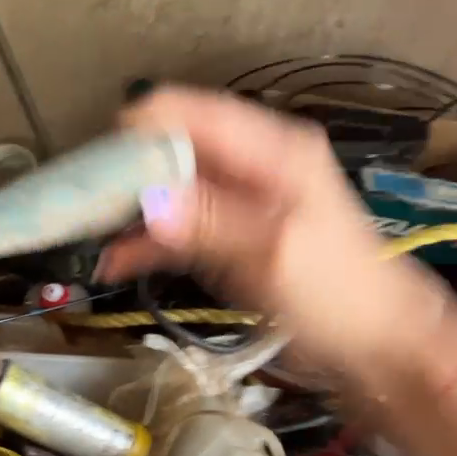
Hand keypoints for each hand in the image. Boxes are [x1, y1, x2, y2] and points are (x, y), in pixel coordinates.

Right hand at [95, 86, 447, 371]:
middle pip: (164, 149)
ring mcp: (227, 201)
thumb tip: (149, 203)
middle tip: (82, 209)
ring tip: (87, 238)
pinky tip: (111, 264)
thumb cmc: (338, 293)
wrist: (373, 342)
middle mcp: (243, 165)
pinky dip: (138, 244)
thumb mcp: (275, 251)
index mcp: (269, 150)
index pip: (186, 113)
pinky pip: (166, 228)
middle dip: (120, 175)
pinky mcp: (216, 235)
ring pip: (158, 189)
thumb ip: (211, 222)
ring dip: (122, 213)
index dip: (137, 133)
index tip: (97, 171)